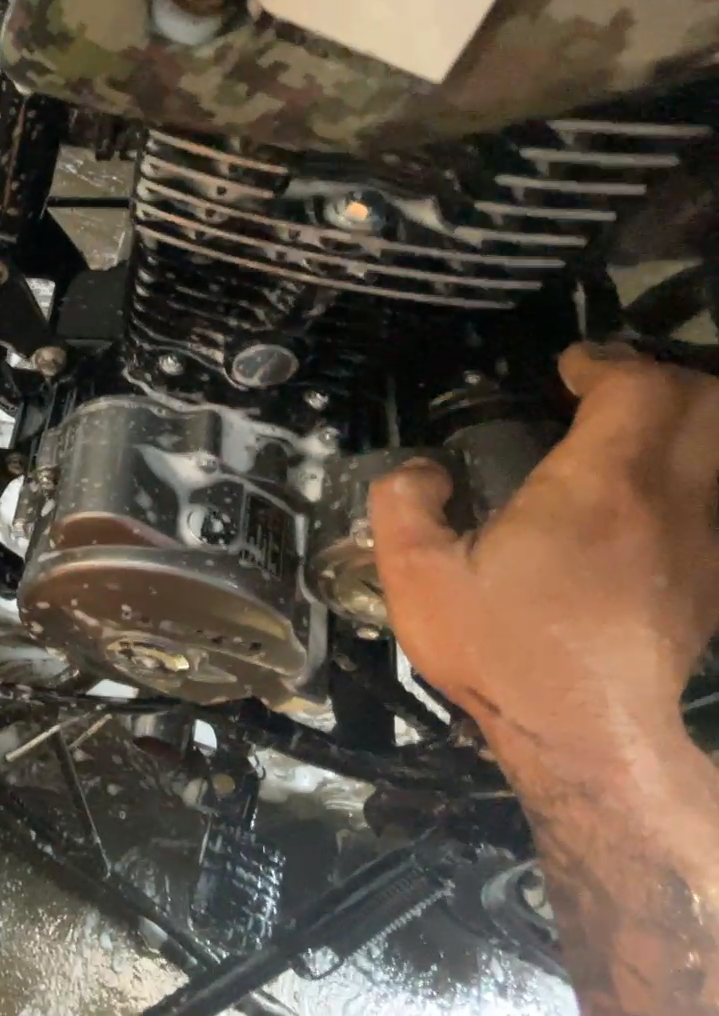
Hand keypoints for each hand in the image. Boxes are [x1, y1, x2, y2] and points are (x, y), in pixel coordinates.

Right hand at [369, 343, 718, 753]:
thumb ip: (404, 503)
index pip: (642, 391)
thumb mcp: (413, 572)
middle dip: (659, 382)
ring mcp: (708, 541)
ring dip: (685, 424)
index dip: (607, 364)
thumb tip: (421, 471)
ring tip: (623, 434)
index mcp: (597, 492)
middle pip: (708, 406)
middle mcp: (672, 504)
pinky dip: (692, 472)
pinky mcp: (713, 576)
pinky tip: (641, 494)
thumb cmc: (496, 644)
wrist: (579, 728)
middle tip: (599, 392)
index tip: (569, 367)